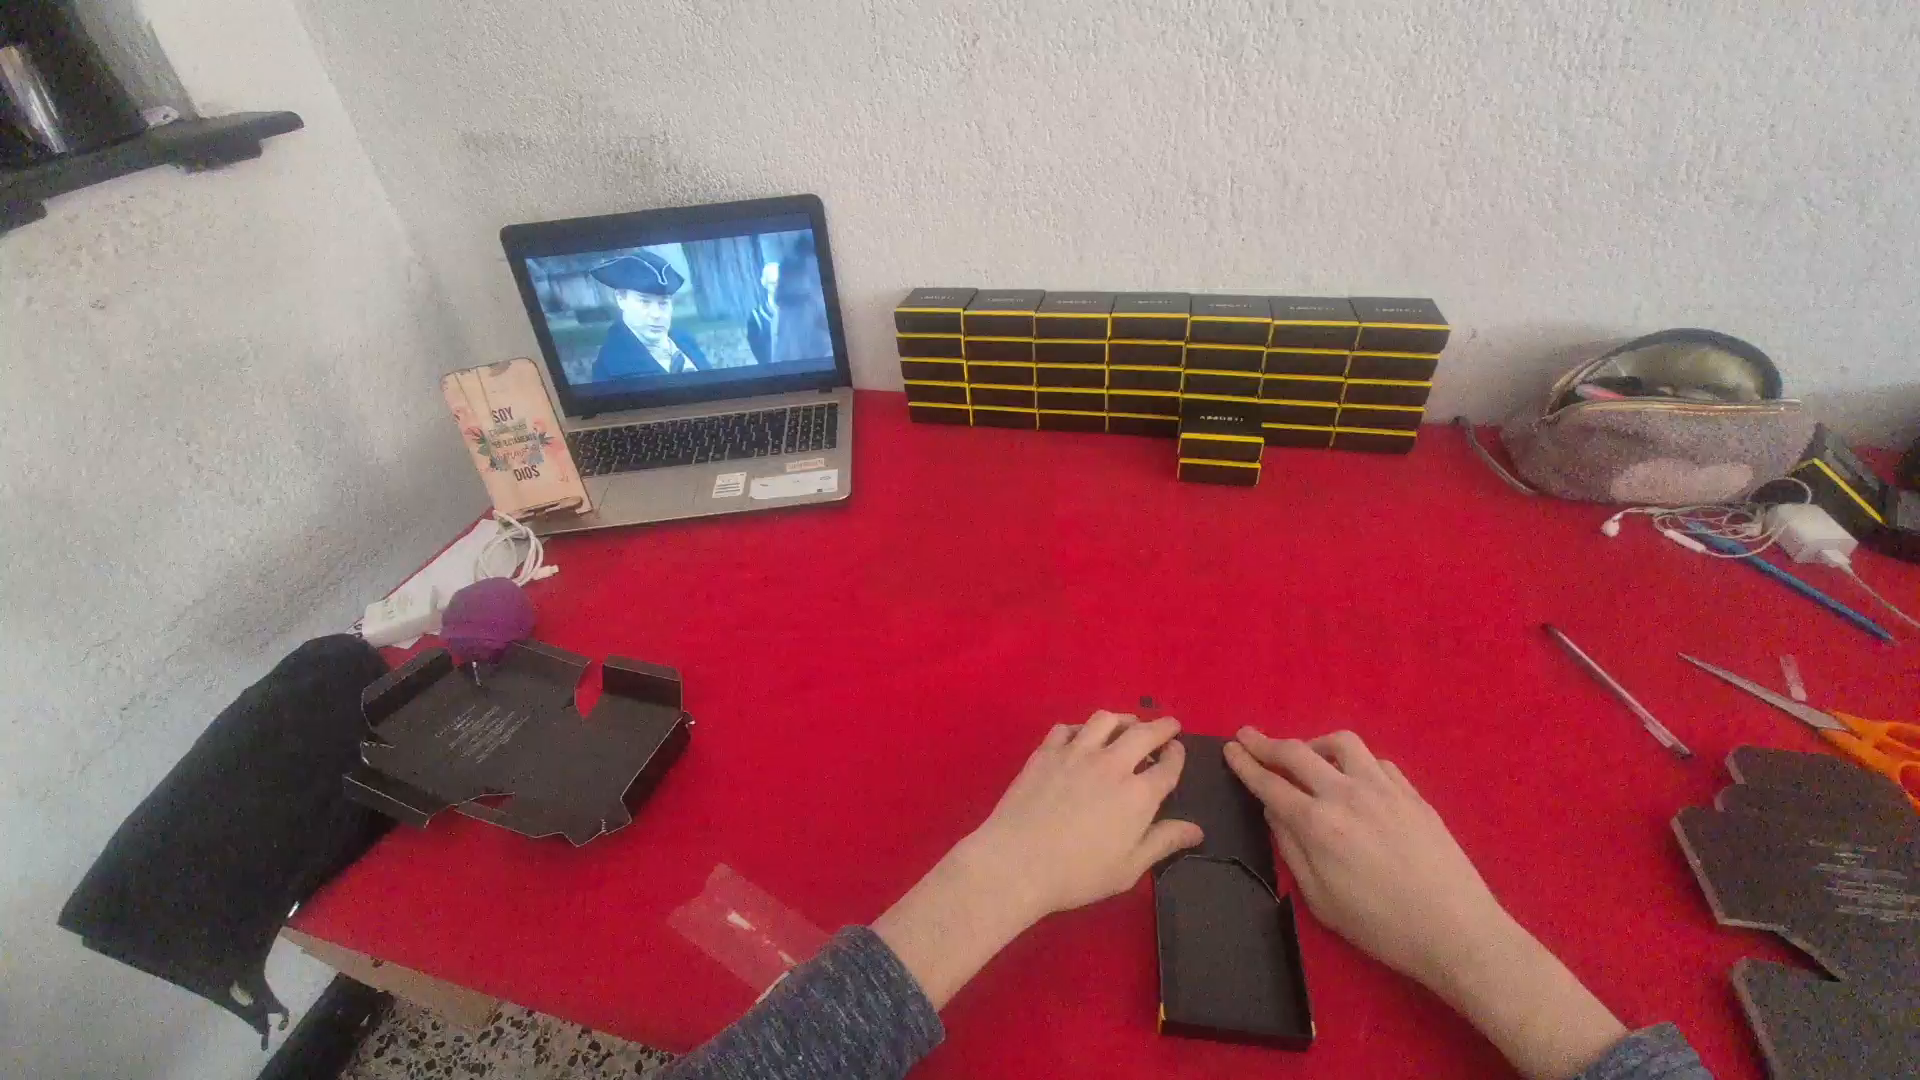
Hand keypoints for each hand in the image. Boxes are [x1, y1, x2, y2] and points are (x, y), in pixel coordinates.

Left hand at [874, 711, 1201, 1008]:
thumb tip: (1196, 829)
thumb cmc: (1077, 873)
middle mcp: (1111, 763)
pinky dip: (1082, 727)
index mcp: (1138, 794)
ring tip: (1128, 723)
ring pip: (1105, 720)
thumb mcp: (1129, 868)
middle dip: (1161, 727)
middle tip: (1168, 725)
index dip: (1177, 754)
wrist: (1017, 861)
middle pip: (1143, 733)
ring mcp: (1076, 752)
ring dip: (1123, 718)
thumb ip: (1163, 842)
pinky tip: (1082, 735)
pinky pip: (1067, 727)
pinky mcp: (1046, 751)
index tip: (1178, 749)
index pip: (1168, 765)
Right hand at [1222, 727, 1505, 989]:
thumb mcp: (1320, 900)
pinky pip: (1375, 761)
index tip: (1230, 748)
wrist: (1459, 934)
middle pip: (1296, 752)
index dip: (1244, 763)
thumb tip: (1273, 811)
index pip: (1269, 782)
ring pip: (1340, 743)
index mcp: (1317, 824)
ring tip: (1307, 756)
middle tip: (1248, 736)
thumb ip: (1290, 849)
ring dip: (1314, 743)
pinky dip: (1354, 762)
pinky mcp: (1412, 794)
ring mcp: (1383, 789)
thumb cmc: (1382, 926)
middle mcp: (1345, 794)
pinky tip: (1353, 778)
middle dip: (1265, 742)